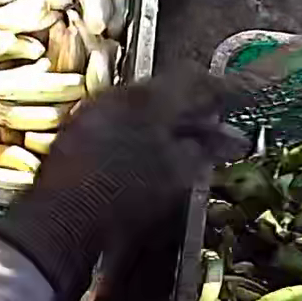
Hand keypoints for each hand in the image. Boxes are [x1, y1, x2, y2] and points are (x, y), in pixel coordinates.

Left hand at [0, 66, 248, 293]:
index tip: (241, 99)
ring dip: (167, 123)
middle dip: (194, 109)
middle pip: (163, 93)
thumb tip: (231, 139)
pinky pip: (117, 125)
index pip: (192, 79)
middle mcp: (114, 97)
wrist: (60, 220)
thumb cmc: (123, 196)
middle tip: (218, 128)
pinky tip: (151, 156)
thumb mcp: (174, 174)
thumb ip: (203, 150)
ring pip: (139, 109)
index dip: (221, 89)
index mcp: (144, 97)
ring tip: (189, 146)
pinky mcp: (75, 137)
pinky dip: (140, 135)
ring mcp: (90, 115)